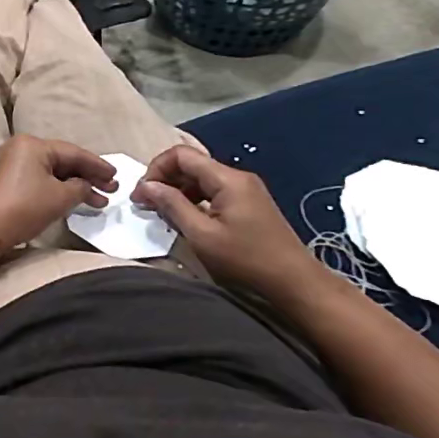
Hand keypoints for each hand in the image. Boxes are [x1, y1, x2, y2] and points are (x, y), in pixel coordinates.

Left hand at [0, 136, 116, 250]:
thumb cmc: (26, 207)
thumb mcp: (60, 197)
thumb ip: (81, 187)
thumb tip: (86, 185)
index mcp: (33, 144)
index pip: (73, 152)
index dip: (97, 165)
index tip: (116, 175)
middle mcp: (23, 148)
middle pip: (64, 160)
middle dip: (89, 176)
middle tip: (112, 190)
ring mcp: (16, 163)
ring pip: (55, 172)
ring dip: (77, 185)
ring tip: (101, 201)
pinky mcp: (13, 179)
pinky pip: (44, 179)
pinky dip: (62, 189)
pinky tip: (79, 200)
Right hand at [131, 145, 327, 298]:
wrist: (295, 283)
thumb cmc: (246, 259)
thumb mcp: (201, 235)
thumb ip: (172, 205)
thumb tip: (146, 186)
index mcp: (227, 179)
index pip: (181, 155)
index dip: (156, 169)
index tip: (142, 194)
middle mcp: (237, 177)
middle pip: (190, 164)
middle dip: (164, 180)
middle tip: (146, 204)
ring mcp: (245, 189)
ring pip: (200, 178)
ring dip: (176, 190)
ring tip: (161, 212)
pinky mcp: (247, 203)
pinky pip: (212, 191)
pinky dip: (192, 199)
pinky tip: (184, 217)